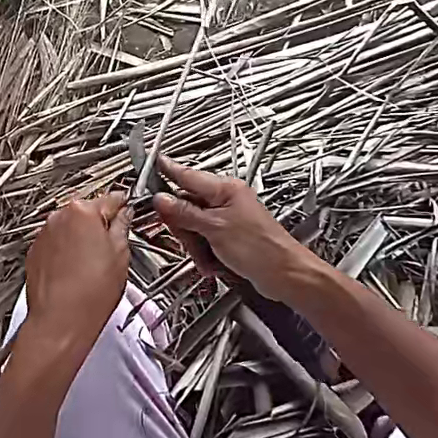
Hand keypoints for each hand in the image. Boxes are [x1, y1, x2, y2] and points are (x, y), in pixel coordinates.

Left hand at [21, 193, 128, 365]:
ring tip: (94, 266)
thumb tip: (124, 216)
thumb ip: (123, 227)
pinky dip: (67, 252)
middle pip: (88, 212)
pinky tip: (78, 272)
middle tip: (113, 248)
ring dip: (82, 239)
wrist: (59, 322)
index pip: (111, 198)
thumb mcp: (120, 255)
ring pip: (71, 227)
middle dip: (100, 226)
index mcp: (83, 212)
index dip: (124, 206)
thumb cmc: (88, 295)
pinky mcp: (35, 252)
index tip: (128, 211)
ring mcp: (45, 234)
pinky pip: (57, 243)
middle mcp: (59, 217)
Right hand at [152, 158, 324, 304]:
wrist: (286, 275)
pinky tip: (212, 263)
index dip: (167, 170)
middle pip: (185, 206)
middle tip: (188, 239)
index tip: (152, 162)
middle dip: (183, 227)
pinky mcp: (229, 236)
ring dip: (194, 245)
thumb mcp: (215, 229)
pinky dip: (204, 254)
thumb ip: (184, 213)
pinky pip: (203, 240)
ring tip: (206, 257)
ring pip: (192, 226)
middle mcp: (226, 200)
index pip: (187, 175)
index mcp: (225, 190)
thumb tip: (161, 199)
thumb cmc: (263, 249)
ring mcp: (227, 219)